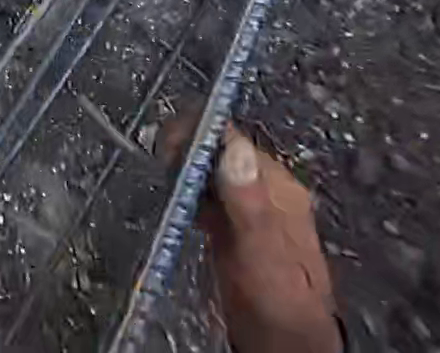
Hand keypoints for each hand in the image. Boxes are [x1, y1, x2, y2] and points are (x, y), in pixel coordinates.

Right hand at [161, 119, 340, 352]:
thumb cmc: (278, 306)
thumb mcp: (263, 255)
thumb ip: (249, 204)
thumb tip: (234, 146)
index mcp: (277, 188)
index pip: (232, 138)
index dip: (198, 134)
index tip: (167, 146)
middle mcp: (263, 190)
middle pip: (218, 149)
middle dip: (186, 148)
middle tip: (161, 163)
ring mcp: (247, 207)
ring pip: (208, 168)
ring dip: (183, 165)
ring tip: (163, 176)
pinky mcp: (231, 225)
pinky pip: (205, 191)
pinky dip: (187, 187)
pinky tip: (175, 198)